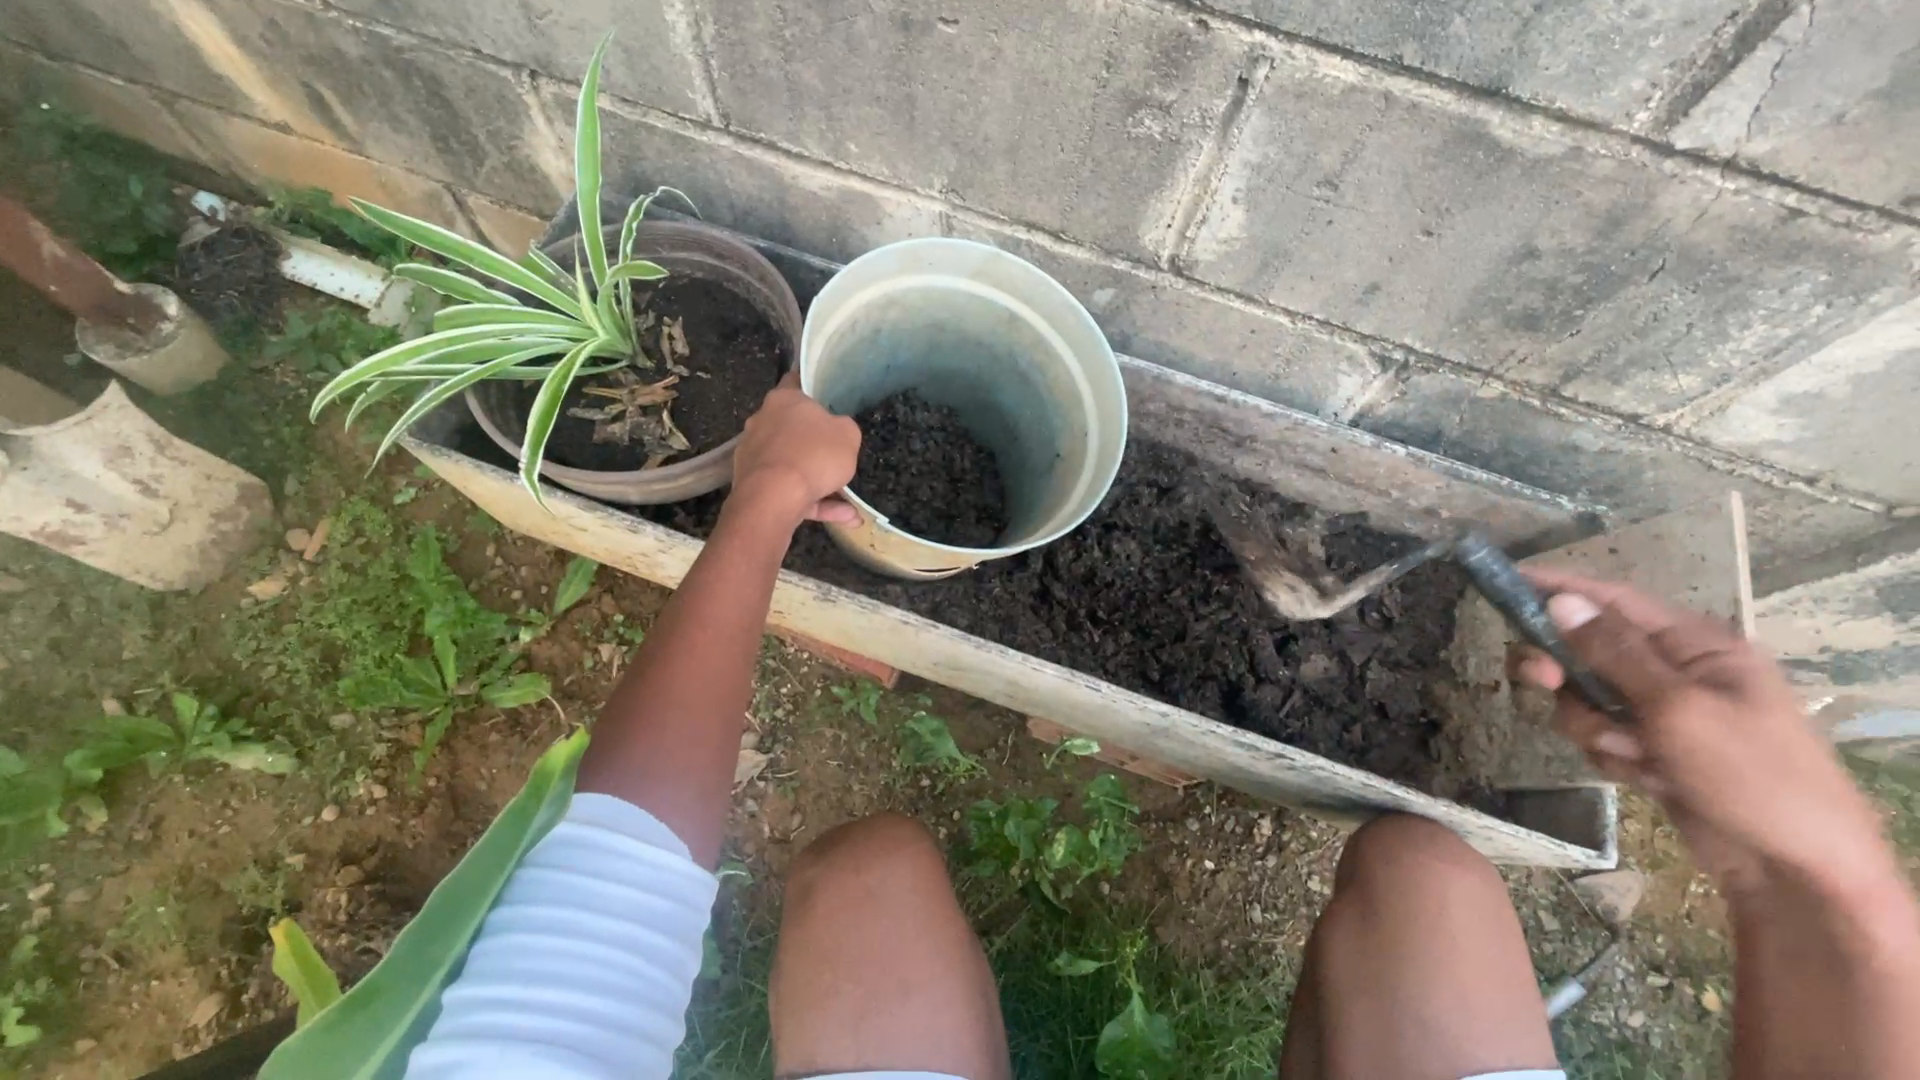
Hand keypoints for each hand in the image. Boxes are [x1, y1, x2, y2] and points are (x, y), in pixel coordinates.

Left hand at [731, 373, 860, 524]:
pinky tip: (844, 516)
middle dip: (813, 441)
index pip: (796, 381)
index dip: (811, 387)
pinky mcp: (751, 484)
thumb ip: (845, 428)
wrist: (774, 497)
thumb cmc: (814, 455)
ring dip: (818, 480)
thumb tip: (838, 431)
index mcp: (783, 400)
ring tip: (849, 503)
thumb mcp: (848, 435)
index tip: (825, 396)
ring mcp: (753, 454)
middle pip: (791, 427)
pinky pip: (789, 490)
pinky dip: (813, 502)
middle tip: (836, 454)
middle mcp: (762, 422)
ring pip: (792, 464)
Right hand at [1513, 570, 1892, 895]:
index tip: (1507, 582)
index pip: (1614, 601)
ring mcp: (1663, 711)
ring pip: (1585, 698)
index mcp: (1698, 647)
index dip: (1560, 589)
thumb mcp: (1677, 708)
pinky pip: (1599, 734)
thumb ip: (1613, 653)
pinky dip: (1610, 755)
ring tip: (1636, 755)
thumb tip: (1561, 601)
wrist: (1795, 869)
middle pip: (1588, 650)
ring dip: (1595, 727)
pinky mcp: (1651, 746)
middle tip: (1542, 682)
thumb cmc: (1750, 775)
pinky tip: (1646, 777)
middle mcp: (1678, 670)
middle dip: (1564, 672)